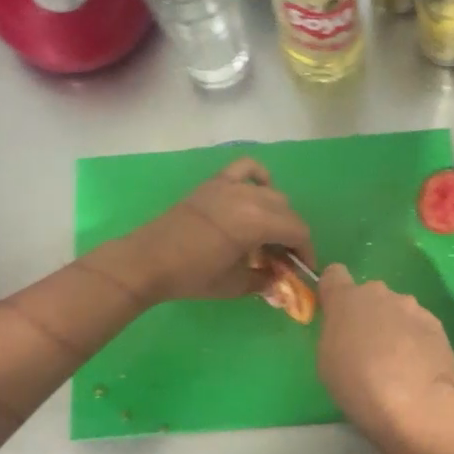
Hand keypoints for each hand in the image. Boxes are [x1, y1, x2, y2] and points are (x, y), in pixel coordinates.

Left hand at [125, 158, 313, 301]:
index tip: (303, 268)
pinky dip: (259, 177)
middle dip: (291, 235)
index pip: (298, 231)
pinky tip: (257, 194)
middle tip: (282, 258)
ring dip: (277, 213)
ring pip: (271, 193)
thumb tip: (280, 279)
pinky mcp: (214, 183)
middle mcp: (248, 198)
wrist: (148, 261)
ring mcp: (230, 186)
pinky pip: (246, 168)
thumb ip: (265, 280)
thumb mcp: (235, 285)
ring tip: (266, 235)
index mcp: (257, 223)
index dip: (306, 251)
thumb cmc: (192, 276)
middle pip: (287, 212)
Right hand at [317, 264, 453, 437]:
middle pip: (369, 296)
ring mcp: (413, 308)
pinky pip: (419, 328)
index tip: (334, 313)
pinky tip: (416, 369)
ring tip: (396, 365)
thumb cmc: (359, 384)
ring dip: (394, 329)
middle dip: (367, 315)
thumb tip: (348, 330)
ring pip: (397, 311)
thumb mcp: (327, 362)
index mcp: (346, 299)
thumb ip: (335, 334)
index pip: (334, 275)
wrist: (417, 402)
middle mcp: (381, 294)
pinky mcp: (437, 326)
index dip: (333, 292)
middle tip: (366, 350)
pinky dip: (416, 342)